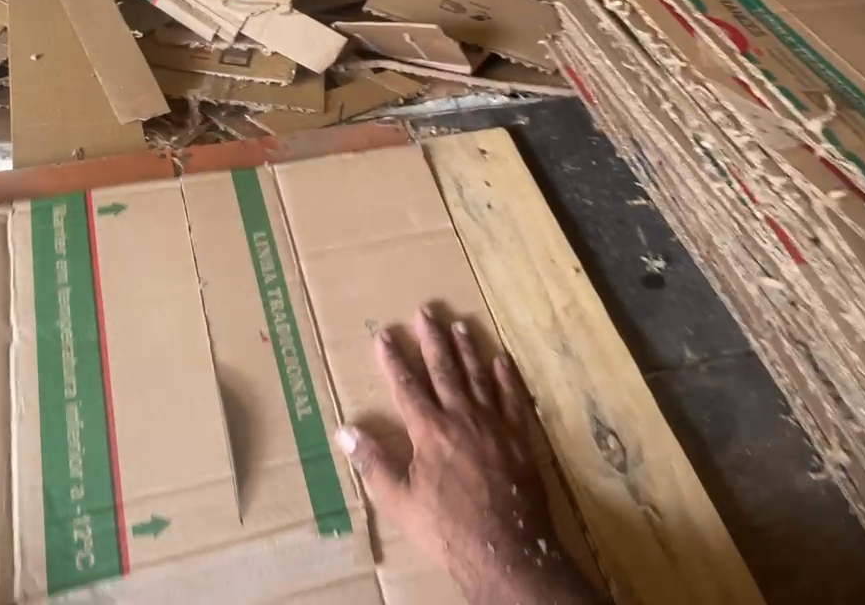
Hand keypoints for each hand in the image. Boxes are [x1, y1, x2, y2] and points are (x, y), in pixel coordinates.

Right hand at [337, 307, 592, 604]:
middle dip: (431, 339)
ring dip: (467, 349)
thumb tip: (345, 432)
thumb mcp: (400, 502)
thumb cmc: (448, 530)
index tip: (384, 334)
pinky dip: (507, 377)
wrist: (507, 553)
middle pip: (443, 369)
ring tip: (459, 325)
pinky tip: (502, 359)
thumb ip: (374, 464)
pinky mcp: (519, 438)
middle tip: (425, 311)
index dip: (393, 359)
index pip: (406, 385)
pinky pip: (513, 398)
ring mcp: (493, 425)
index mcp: (429, 431)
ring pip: (477, 376)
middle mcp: (461, 417)